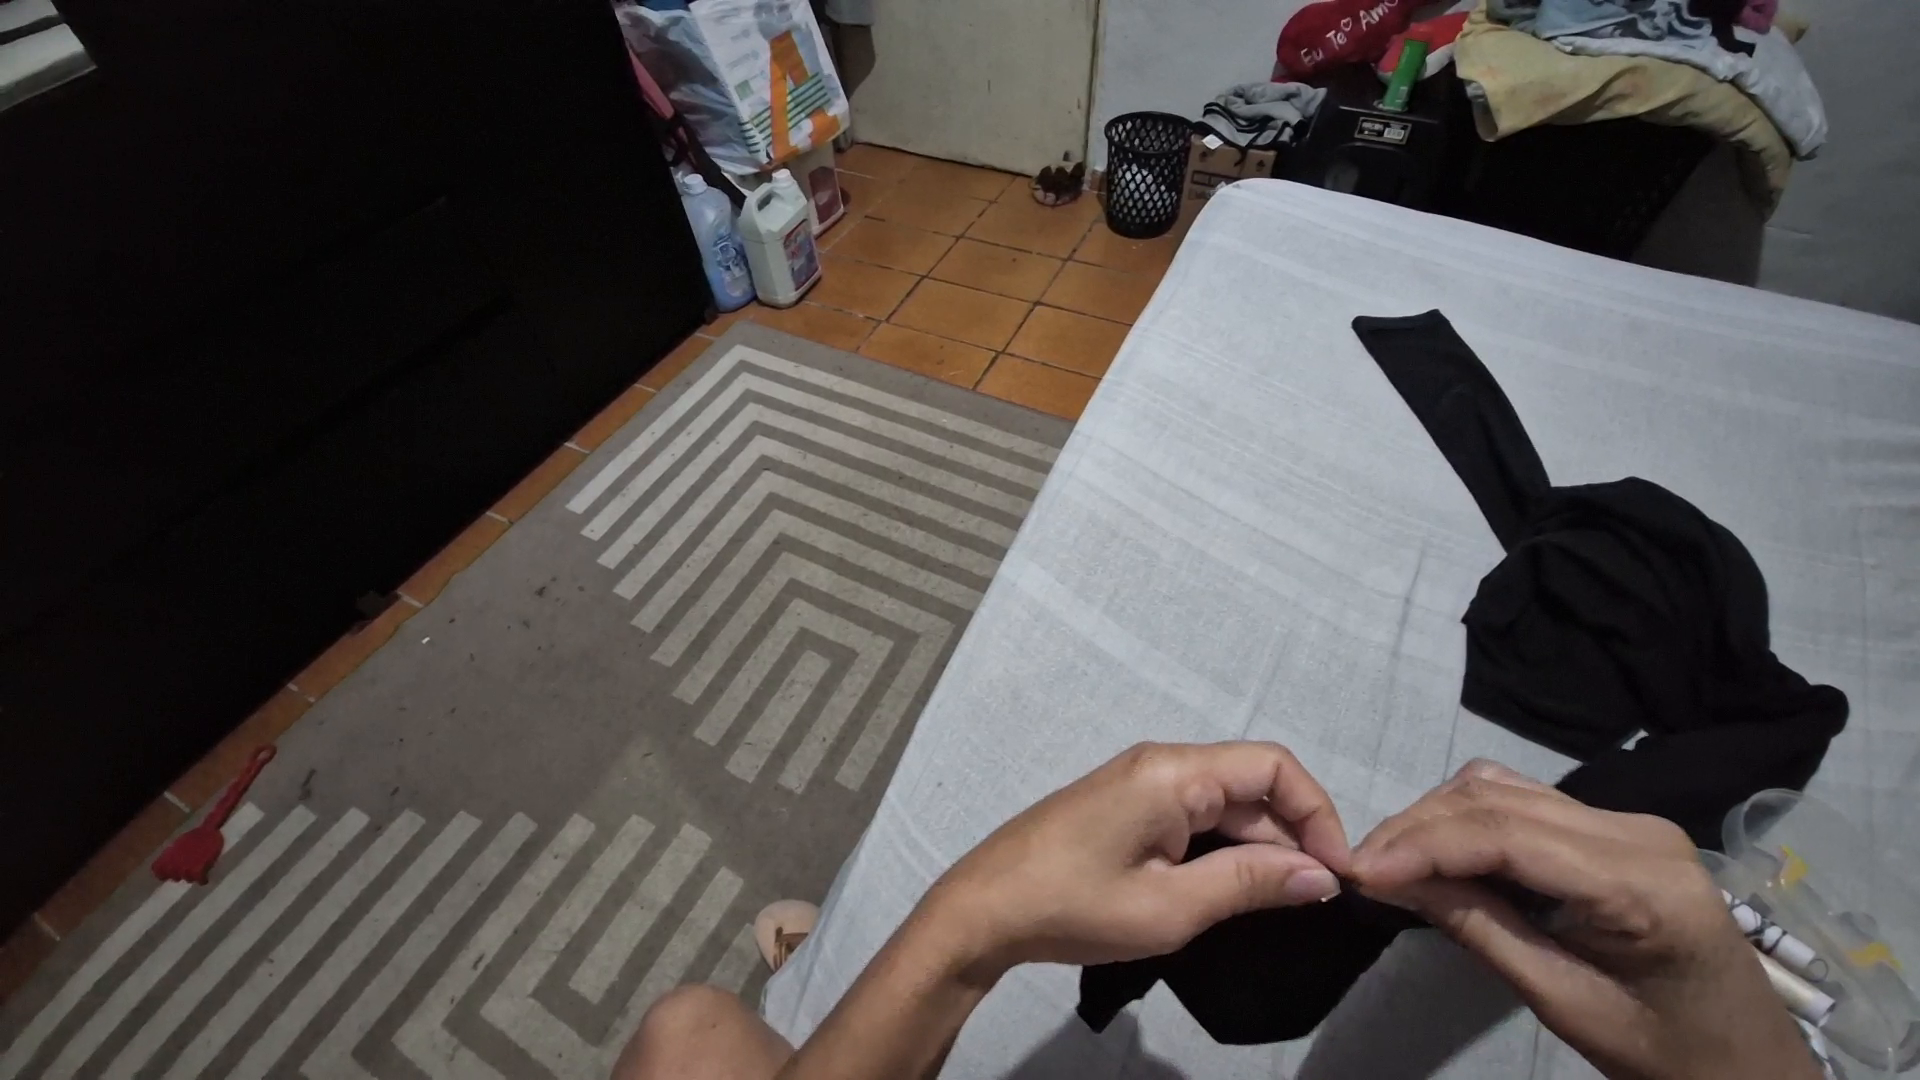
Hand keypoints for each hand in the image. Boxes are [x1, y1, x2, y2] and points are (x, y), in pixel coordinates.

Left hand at [925, 741, 1352, 975]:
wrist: (988, 905)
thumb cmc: (1075, 903)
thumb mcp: (1172, 906)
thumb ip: (1250, 883)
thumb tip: (1321, 875)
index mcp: (1174, 771)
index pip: (1272, 765)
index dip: (1317, 813)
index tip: (1335, 875)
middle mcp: (1161, 763)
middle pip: (1249, 785)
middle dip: (1290, 837)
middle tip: (1311, 905)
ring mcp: (1140, 783)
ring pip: (1222, 804)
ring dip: (1256, 847)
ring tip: (1275, 907)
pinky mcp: (1127, 805)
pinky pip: (1191, 815)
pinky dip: (1220, 848)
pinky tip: (1230, 891)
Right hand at [1351, 761, 1818, 1079]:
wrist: (1751, 1071)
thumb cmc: (1666, 1054)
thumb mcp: (1563, 1001)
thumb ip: (1474, 926)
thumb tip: (1382, 878)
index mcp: (1644, 883)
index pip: (1504, 835)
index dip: (1421, 845)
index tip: (1359, 870)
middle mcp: (1635, 830)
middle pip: (1493, 799)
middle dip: (1415, 828)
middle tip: (1362, 866)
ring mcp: (1624, 821)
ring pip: (1495, 787)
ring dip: (1432, 818)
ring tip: (1391, 859)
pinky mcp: (1608, 825)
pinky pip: (1514, 799)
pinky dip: (1461, 818)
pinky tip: (1436, 849)